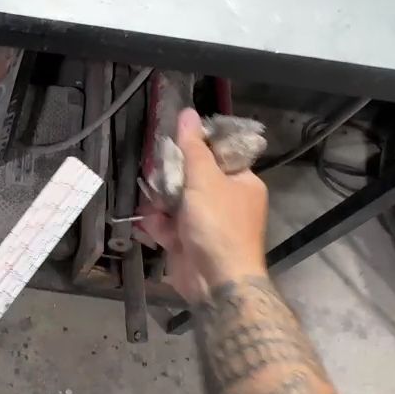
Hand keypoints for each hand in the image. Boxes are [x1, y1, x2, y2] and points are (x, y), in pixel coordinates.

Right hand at [143, 108, 270, 299]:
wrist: (217, 280)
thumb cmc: (218, 225)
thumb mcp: (205, 180)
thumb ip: (192, 148)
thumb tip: (187, 113)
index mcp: (242, 183)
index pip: (219, 155)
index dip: (196, 147)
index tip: (173, 142)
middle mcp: (227, 201)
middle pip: (193, 177)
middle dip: (171, 177)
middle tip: (156, 170)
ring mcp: (206, 223)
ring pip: (177, 201)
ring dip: (160, 201)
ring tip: (151, 200)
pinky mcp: (188, 241)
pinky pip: (169, 225)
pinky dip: (158, 224)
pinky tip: (151, 224)